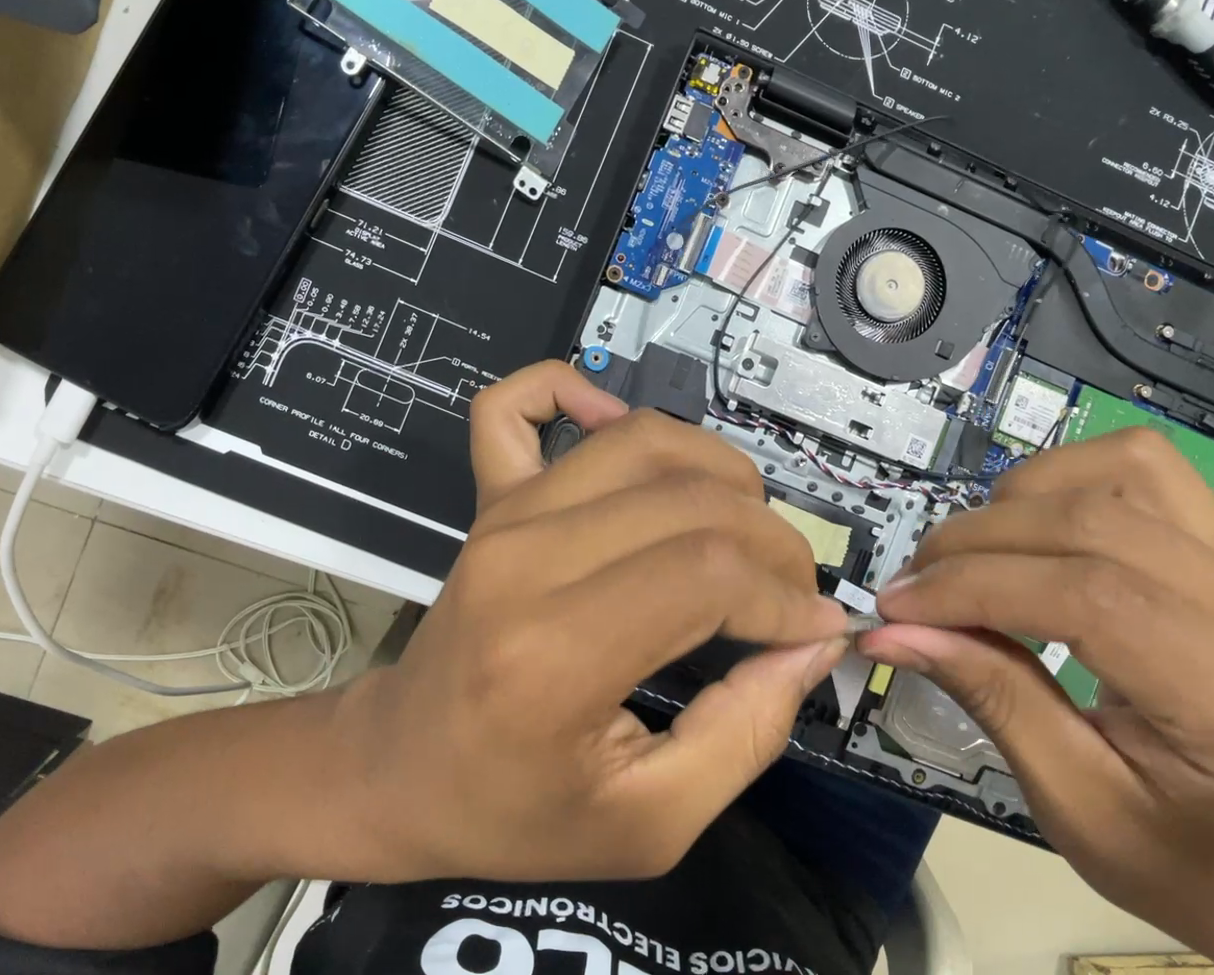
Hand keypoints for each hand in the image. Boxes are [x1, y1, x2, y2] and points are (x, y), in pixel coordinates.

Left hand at [341, 360, 848, 880]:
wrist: (399, 772)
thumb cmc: (514, 812)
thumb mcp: (648, 821)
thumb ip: (746, 735)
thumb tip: (811, 643)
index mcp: (556, 655)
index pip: (707, 573)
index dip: (784, 597)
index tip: (813, 630)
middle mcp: (525, 561)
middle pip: (689, 501)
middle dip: (771, 542)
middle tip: (788, 594)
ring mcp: (500, 518)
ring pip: (639, 442)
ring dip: (717, 472)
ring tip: (741, 529)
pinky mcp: (485, 500)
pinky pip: (515, 408)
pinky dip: (572, 392)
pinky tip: (619, 430)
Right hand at [860, 430, 1213, 974]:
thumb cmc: (1177, 867)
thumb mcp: (1073, 807)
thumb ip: (991, 698)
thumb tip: (890, 630)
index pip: (1096, 598)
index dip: (978, 586)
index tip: (895, 608)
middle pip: (1103, 524)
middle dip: (979, 542)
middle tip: (911, 589)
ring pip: (1127, 473)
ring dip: (1021, 501)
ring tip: (970, 560)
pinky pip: (1148, 476)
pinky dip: (1065, 484)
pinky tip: (1027, 535)